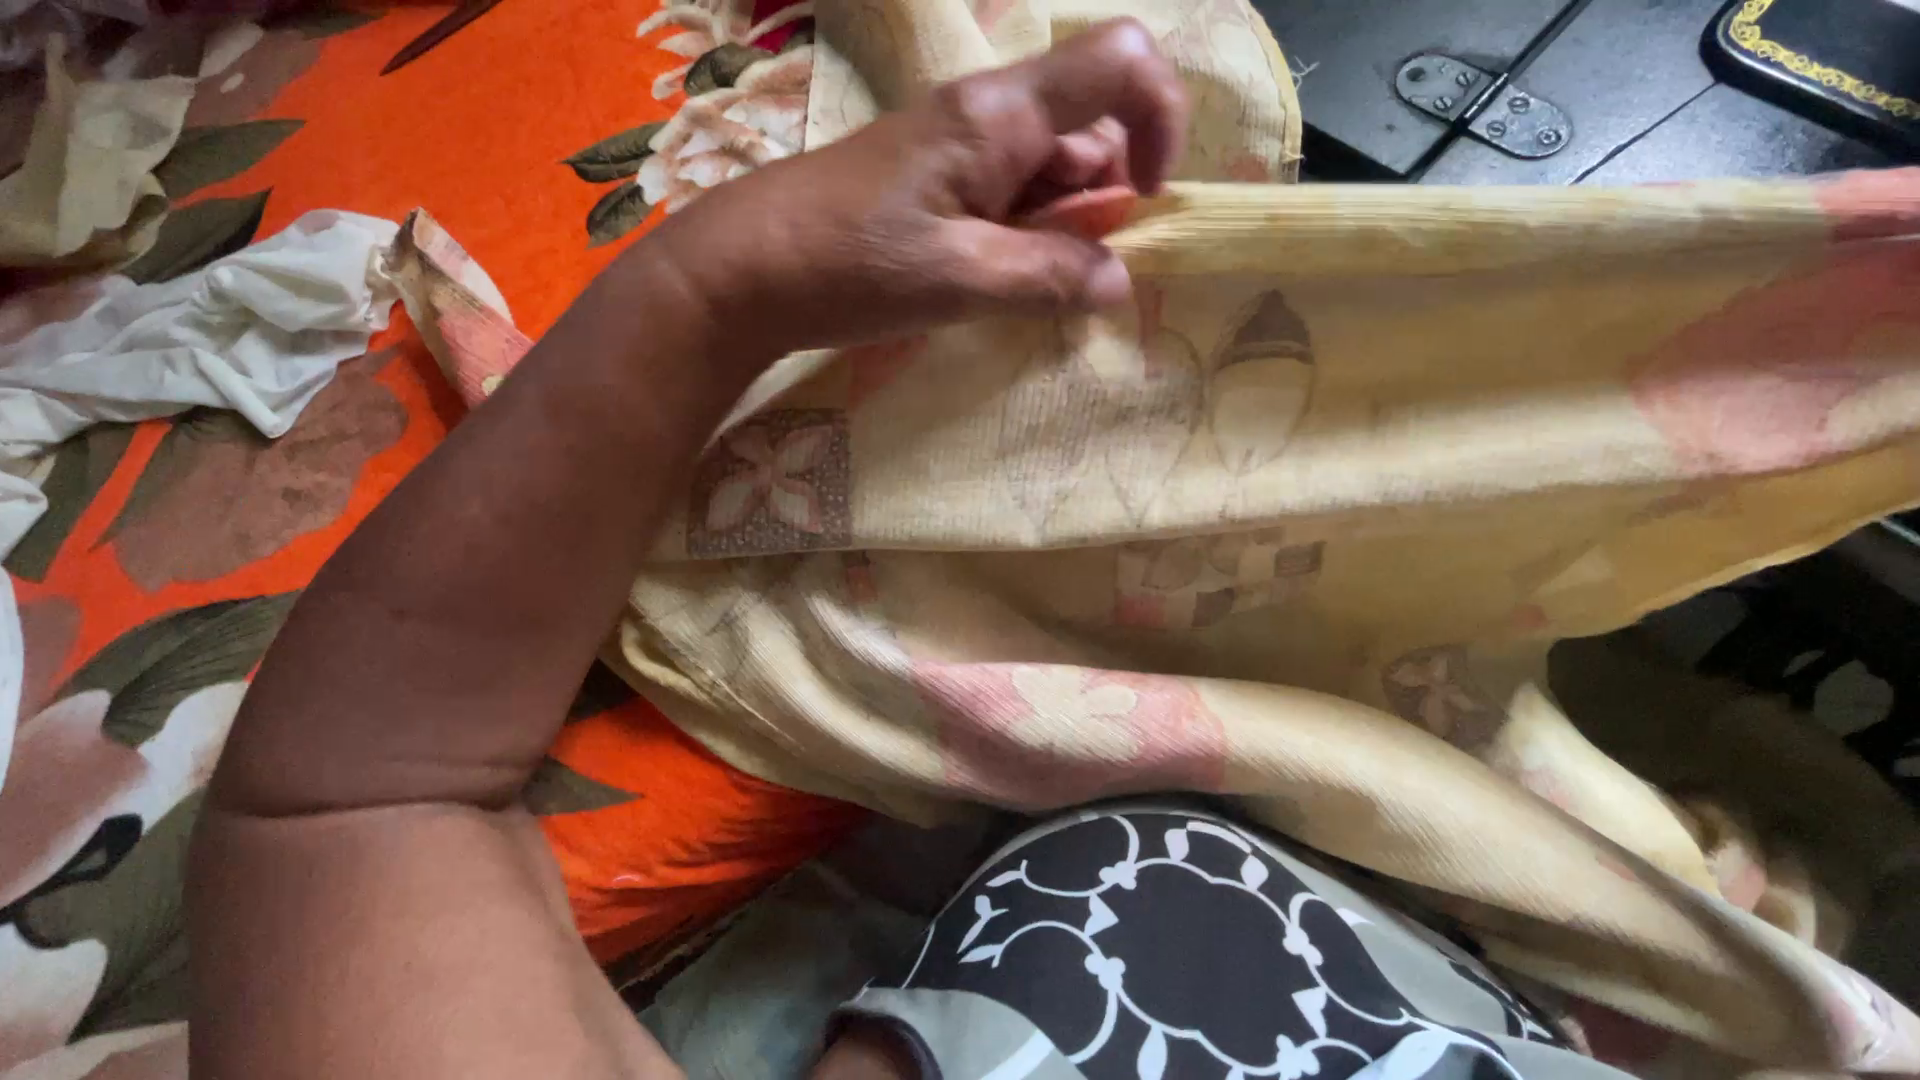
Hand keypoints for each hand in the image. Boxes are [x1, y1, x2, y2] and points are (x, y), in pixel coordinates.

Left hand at [637, 17, 1188, 361]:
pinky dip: (1021, 238)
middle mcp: (985, 115)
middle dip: (1102, 202)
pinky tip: (991, 282)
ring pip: (1048, 170)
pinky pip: (1006, 197)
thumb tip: (1118, 280)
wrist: (744, 270)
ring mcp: (957, 148)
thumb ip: (1048, 277)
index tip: (1146, 198)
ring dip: (1058, 229)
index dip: (1160, 118)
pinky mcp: (934, 182)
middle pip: (1090, 127)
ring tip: (1015, 288)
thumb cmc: (849, 263)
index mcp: (999, 116)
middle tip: (1065, 276)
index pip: (1121, 61)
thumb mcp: (960, 280)